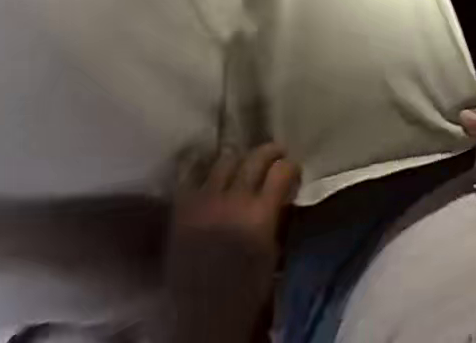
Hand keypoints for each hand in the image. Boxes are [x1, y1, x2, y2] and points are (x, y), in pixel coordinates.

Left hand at [163, 144, 300, 342]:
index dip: (291, 166)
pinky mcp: (180, 208)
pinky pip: (191, 173)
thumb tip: (284, 191)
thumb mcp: (272, 256)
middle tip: (276, 155)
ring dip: (239, 159)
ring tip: (243, 165)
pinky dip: (203, 167)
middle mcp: (232, 201)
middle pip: (255, 158)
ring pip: (224, 159)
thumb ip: (277, 218)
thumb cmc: (245, 296)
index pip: (281, 171)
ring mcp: (203, 201)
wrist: (200, 323)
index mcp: (260, 218)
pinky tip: (211, 170)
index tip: (294, 170)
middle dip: (270, 152)